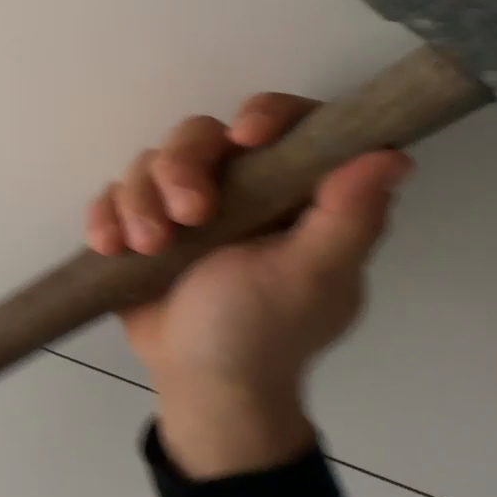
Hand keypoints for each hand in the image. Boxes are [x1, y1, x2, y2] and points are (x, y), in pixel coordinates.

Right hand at [85, 93, 411, 478]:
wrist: (199, 381)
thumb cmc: (265, 331)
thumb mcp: (311, 276)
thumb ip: (347, 218)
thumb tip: (391, 156)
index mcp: (293, 195)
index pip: (290, 125)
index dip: (267, 115)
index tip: (245, 138)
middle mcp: (239, 188)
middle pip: (198, 135)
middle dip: (180, 169)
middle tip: (187, 217)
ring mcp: (182, 202)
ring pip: (148, 162)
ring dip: (138, 201)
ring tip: (144, 248)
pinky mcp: (137, 218)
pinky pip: (111, 192)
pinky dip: (105, 215)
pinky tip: (109, 246)